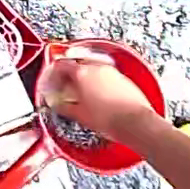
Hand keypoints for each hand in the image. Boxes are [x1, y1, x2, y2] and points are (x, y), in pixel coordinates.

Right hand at [38, 52, 161, 140]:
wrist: (137, 124)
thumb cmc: (109, 119)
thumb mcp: (79, 115)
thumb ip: (64, 106)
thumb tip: (58, 105)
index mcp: (81, 73)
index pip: (61, 65)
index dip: (54, 73)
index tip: (53, 81)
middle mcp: (96, 68)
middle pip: (77, 64)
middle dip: (70, 74)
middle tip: (66, 86)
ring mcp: (112, 72)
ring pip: (93, 69)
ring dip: (85, 77)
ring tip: (84, 92)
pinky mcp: (124, 79)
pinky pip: (106, 76)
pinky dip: (100, 82)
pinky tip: (100, 96)